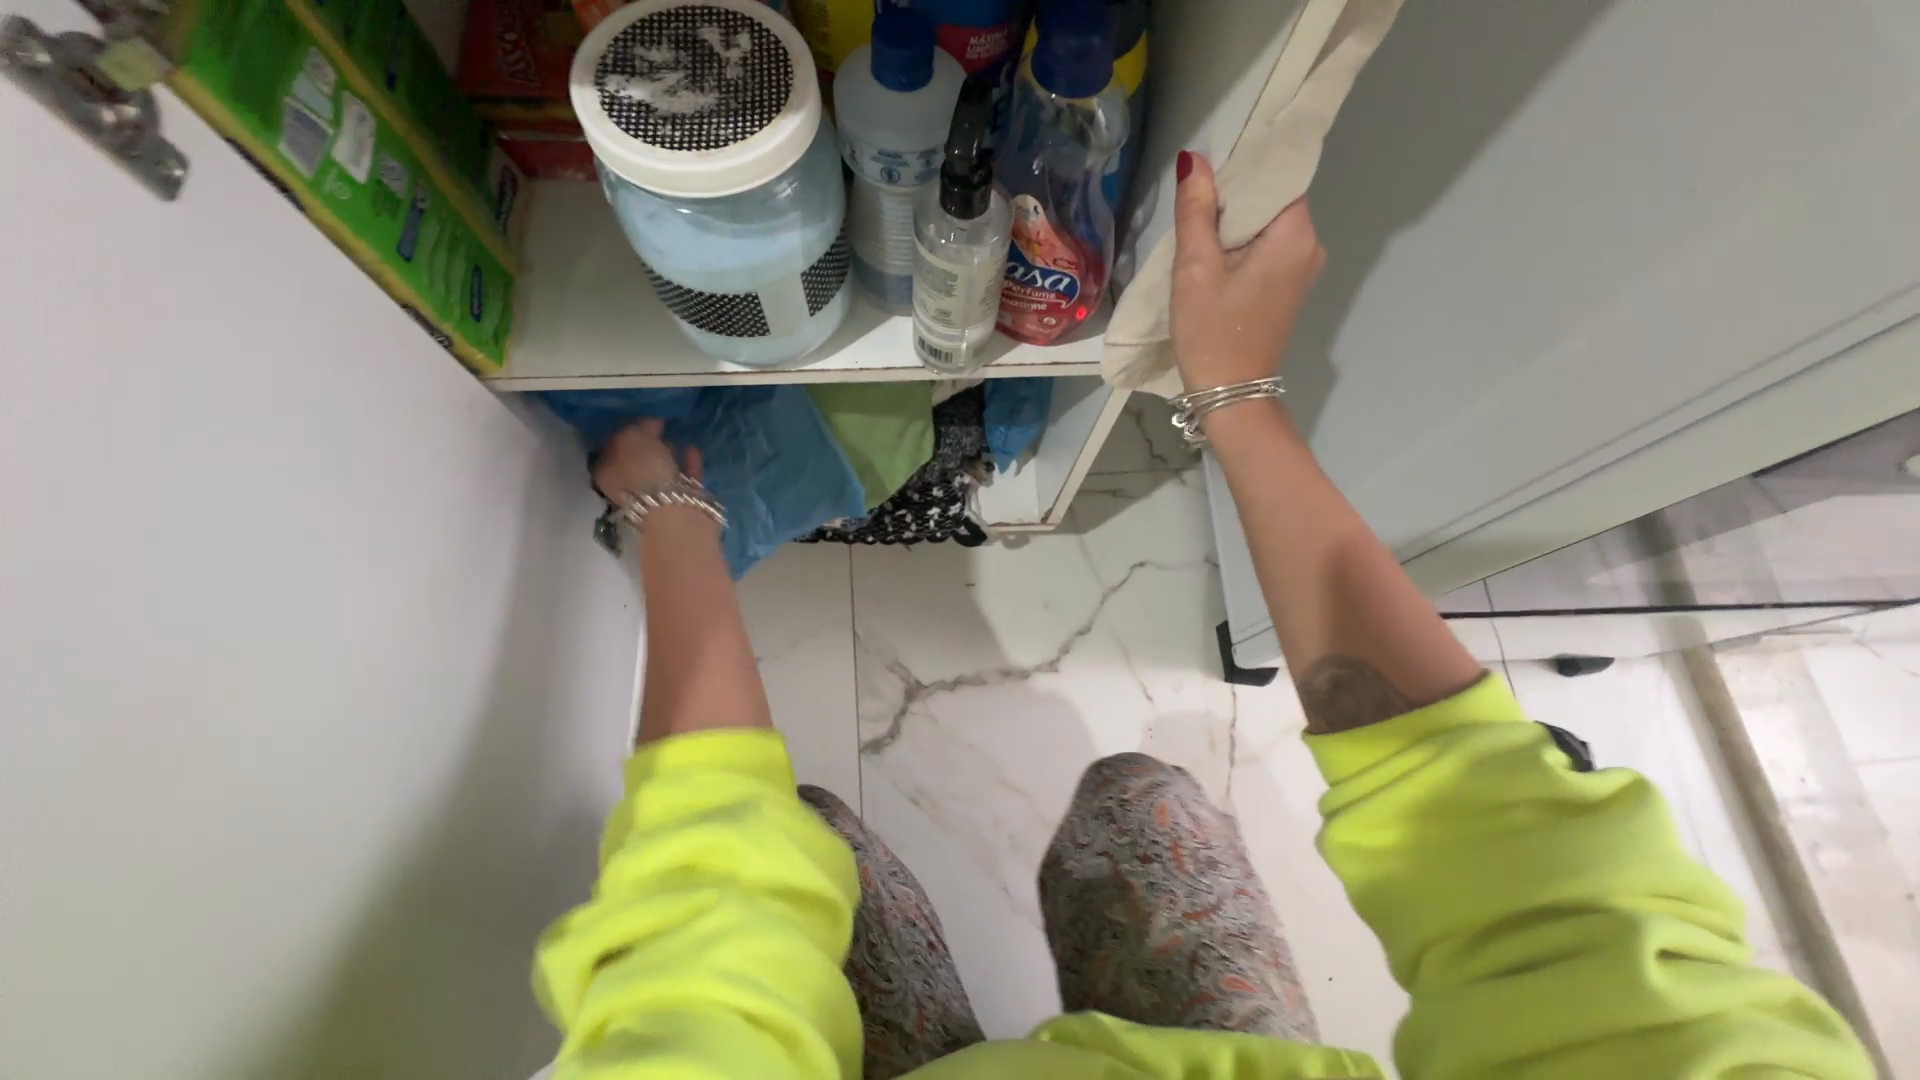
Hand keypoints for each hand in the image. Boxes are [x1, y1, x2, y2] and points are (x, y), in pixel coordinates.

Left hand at [592, 418, 703, 503]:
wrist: (675, 515)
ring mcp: (656, 496)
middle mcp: (628, 486)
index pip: (614, 446)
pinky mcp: (682, 502)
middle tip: (659, 424)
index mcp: (608, 472)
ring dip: (668, 454)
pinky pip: (684, 476)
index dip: (627, 430)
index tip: (642, 416)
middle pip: (638, 460)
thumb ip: (638, 427)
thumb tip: (649, 423)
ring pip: (661, 469)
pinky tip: (693, 448)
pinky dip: (688, 463)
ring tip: (677, 435)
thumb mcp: (633, 440)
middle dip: (647, 444)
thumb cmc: (645, 474)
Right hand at [1169, 150, 1325, 391]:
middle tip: (1195, 210)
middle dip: (1235, 201)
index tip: (1209, 179)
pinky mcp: (1289, 291)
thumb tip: (1194, 160)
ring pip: (1268, 229)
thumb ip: (1196, 211)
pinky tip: (1216, 264)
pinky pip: (1268, 252)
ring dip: (1236, 228)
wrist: (1231, 394)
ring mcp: (1303, 271)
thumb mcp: (1196, 268)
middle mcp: (1311, 246)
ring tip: (1200, 237)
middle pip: (1272, 203)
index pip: (1276, 177)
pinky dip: (1243, 250)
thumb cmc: (1212, 332)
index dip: (1242, 172)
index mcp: (1296, 234)